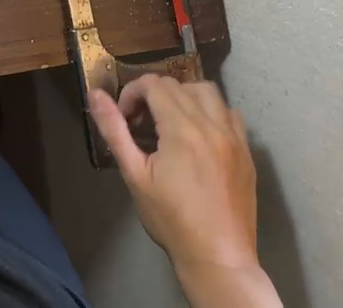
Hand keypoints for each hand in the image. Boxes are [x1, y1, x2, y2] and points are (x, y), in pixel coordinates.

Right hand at [89, 76, 271, 302]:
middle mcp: (211, 126)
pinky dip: (212, 111)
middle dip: (153, 95)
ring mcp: (234, 139)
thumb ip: (114, 129)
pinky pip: (231, 113)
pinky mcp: (247, 153)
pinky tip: (200, 133)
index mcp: (182, 130)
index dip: (132, 93)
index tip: (125, 118)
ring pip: (207, 91)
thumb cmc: (171, 219)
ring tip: (171, 120)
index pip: (154, 85)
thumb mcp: (134, 174)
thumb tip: (95, 93)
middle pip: (178, 85)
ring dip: (184, 96)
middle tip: (142, 123)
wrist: (219, 258)